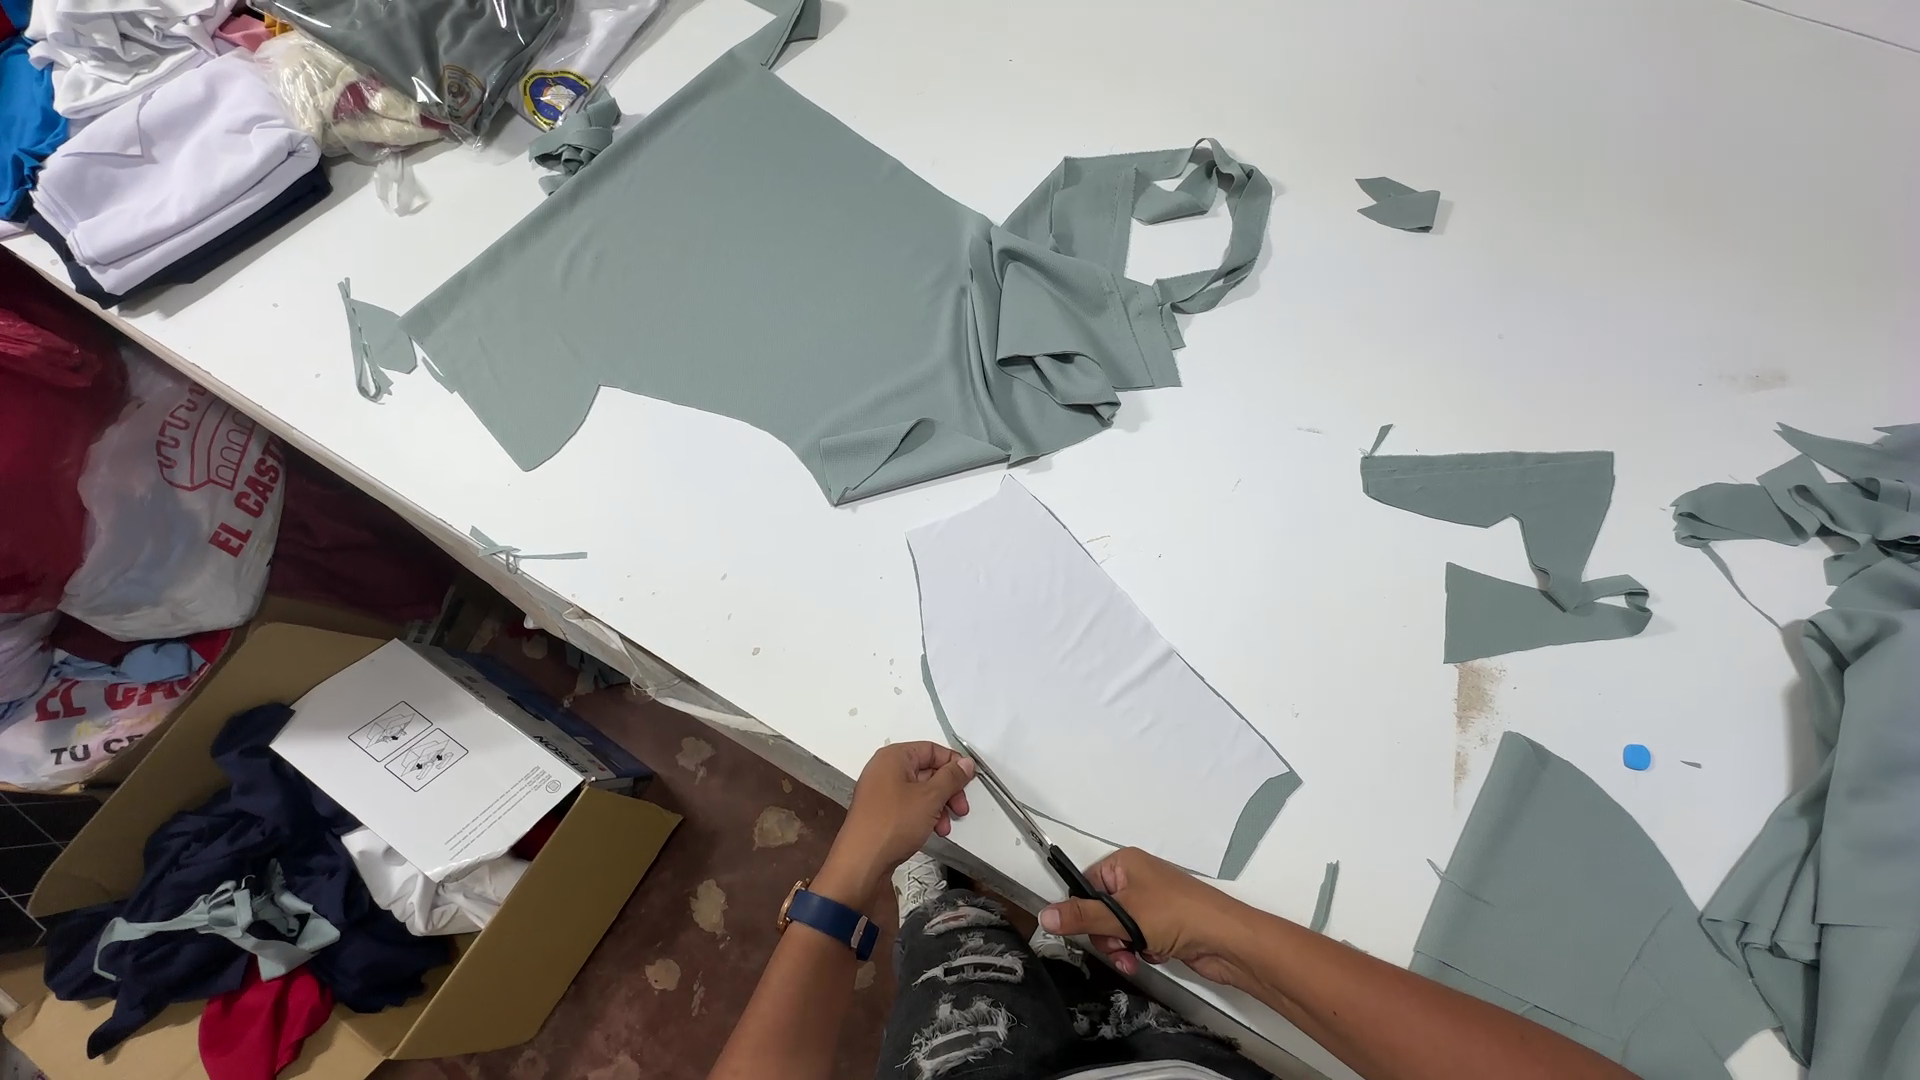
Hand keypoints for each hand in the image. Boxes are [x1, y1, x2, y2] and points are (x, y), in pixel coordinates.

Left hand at [814, 742, 973, 909]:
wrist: (862, 862)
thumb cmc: (892, 824)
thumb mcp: (930, 797)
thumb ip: (951, 777)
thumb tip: (965, 764)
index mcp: (894, 757)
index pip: (931, 749)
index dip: (953, 763)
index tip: (969, 779)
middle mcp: (885, 770)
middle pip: (927, 771)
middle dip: (948, 790)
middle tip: (961, 807)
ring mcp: (881, 791)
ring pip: (920, 791)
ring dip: (939, 806)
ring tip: (946, 826)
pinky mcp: (881, 812)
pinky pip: (909, 806)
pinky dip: (925, 815)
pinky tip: (933, 830)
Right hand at [1039, 847, 1251, 985]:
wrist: (1226, 940)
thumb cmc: (1175, 915)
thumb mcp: (1123, 916)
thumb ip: (1081, 917)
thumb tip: (1043, 915)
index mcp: (1123, 863)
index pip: (1085, 885)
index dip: (1082, 912)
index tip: (1086, 933)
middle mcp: (1135, 878)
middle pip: (1099, 910)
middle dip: (1106, 935)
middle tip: (1119, 948)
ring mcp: (1150, 902)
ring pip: (1117, 929)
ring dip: (1122, 948)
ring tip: (1135, 959)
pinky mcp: (1163, 925)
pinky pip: (1136, 939)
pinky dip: (1139, 952)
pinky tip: (1152, 958)